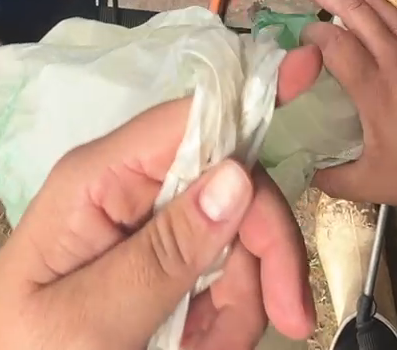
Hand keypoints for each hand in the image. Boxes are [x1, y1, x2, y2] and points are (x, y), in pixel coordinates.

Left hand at [0, 47, 322, 349]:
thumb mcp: (84, 323)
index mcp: (102, 176)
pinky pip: (223, 272)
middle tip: (290, 316)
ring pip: (237, 233)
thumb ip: (162, 254)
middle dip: (265, 246)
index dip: (251, 96)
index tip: (312, 74)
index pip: (190, 118)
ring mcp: (150, 225)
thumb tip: (237, 172)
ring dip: (245, 297)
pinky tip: (206, 347)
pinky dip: (229, 315)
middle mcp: (132, 186)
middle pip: (230, 183)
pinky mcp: (162, 262)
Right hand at [299, 0, 396, 210]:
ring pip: (381, 6)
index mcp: (375, 89)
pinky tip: (367, 5)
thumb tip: (302, 167)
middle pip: (357, 11)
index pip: (336, 43)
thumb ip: (330, 177)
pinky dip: (377, 4)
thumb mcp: (371, 184)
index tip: (300, 38)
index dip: (314, 34)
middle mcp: (394, 59)